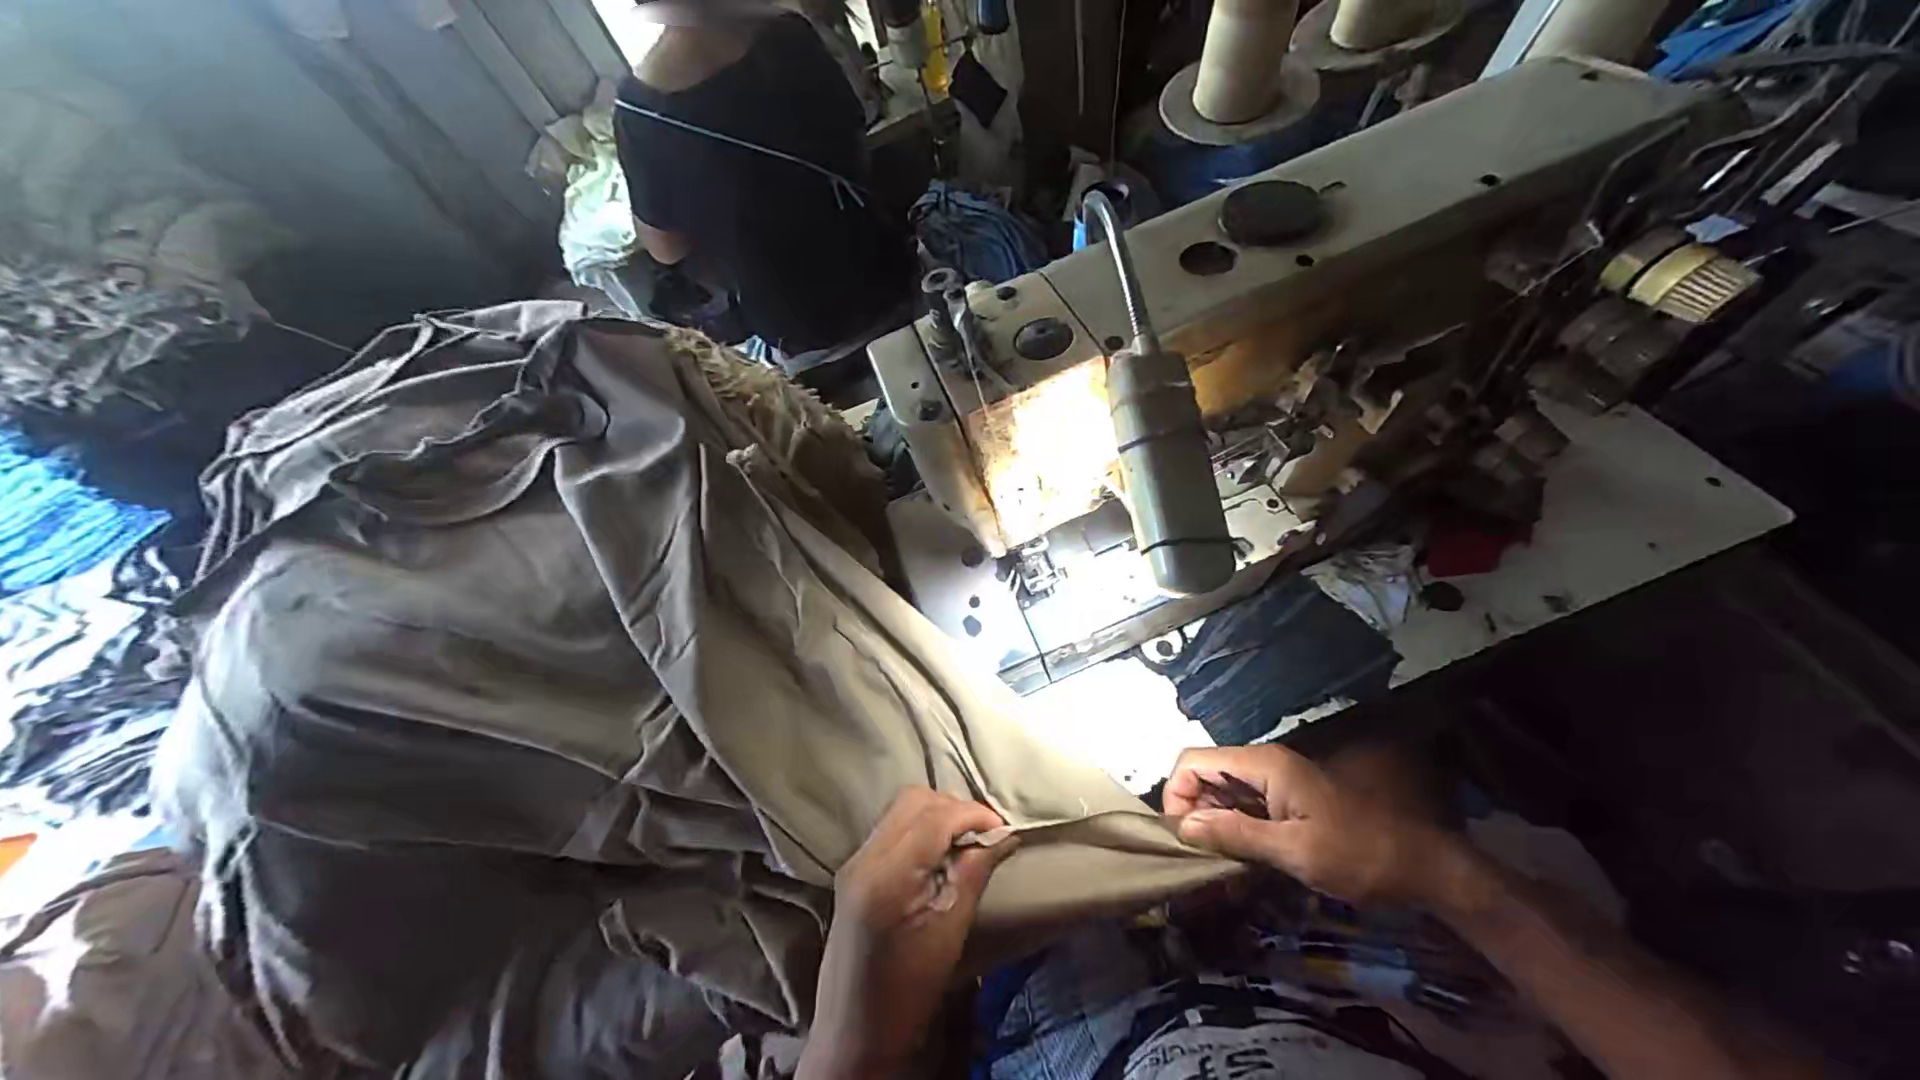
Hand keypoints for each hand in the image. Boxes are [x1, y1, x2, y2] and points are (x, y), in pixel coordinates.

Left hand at [799, 787, 1018, 1079]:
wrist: (852, 1034)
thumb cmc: (907, 992)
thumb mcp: (949, 933)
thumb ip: (972, 874)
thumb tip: (1001, 836)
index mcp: (886, 875)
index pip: (933, 817)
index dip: (973, 814)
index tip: (1004, 828)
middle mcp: (864, 857)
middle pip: (913, 801)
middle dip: (955, 808)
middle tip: (986, 833)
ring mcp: (854, 861)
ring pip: (901, 809)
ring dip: (938, 814)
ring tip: (967, 841)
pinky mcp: (853, 869)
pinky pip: (892, 827)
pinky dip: (921, 827)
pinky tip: (941, 851)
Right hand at [1165, 744, 1474, 909]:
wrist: (1424, 868)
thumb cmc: (1359, 856)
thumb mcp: (1295, 851)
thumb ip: (1236, 834)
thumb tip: (1183, 826)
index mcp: (1264, 765)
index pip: (1193, 761)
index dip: (1176, 793)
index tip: (1181, 837)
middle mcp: (1264, 765)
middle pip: (1204, 773)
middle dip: (1191, 810)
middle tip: (1197, 855)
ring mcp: (1275, 781)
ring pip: (1220, 790)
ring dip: (1210, 821)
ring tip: (1214, 860)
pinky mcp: (1284, 800)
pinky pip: (1242, 804)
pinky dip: (1230, 827)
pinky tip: (1236, 857)